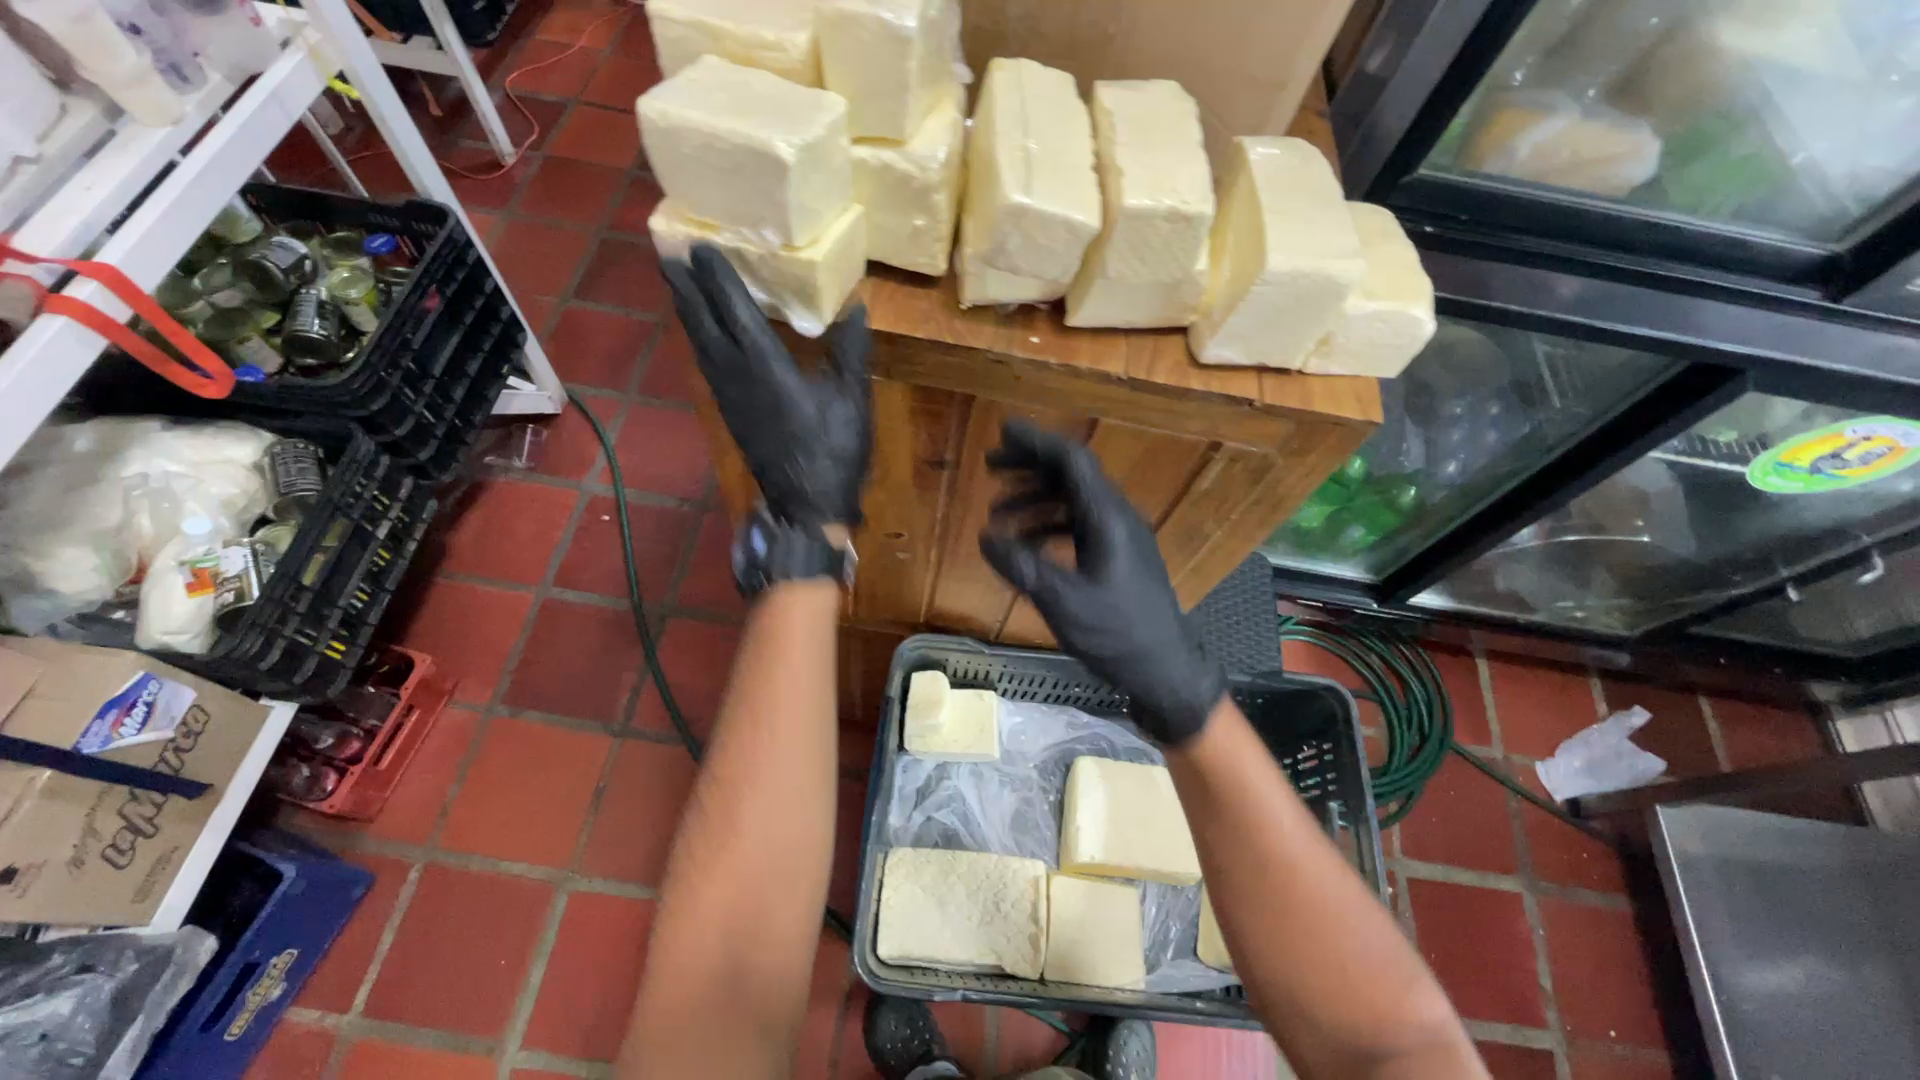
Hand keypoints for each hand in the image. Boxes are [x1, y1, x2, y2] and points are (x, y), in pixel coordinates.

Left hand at [661, 245, 871, 526]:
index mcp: (765, 364)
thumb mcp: (851, 397)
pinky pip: (706, 364)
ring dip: (687, 312)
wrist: (807, 505)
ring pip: (699, 344)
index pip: (734, 308)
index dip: (716, 276)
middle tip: (666, 254)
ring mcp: (728, 396)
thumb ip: (849, 351)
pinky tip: (701, 336)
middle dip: (685, 287)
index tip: (699, 246)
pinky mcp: (729, 413)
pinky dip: (699, 340)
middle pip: (703, 322)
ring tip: (677, 286)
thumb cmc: (833, 450)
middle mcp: (736, 374)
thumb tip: (856, 308)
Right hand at [978, 420, 1224, 743]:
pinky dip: (1049, 525)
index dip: (1037, 442)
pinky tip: (1025, 543)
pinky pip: (1079, 525)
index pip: (1072, 461)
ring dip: (1035, 498)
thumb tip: (985, 537)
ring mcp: (1120, 536)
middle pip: (1071, 474)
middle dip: (1030, 465)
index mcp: (1108, 518)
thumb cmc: (1116, 633)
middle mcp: (1117, 516)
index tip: (1003, 431)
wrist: (1164, 666)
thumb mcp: (1062, 601)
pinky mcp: (1118, 555)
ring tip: (997, 512)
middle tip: (991, 465)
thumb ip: (1022, 566)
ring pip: (1074, 500)